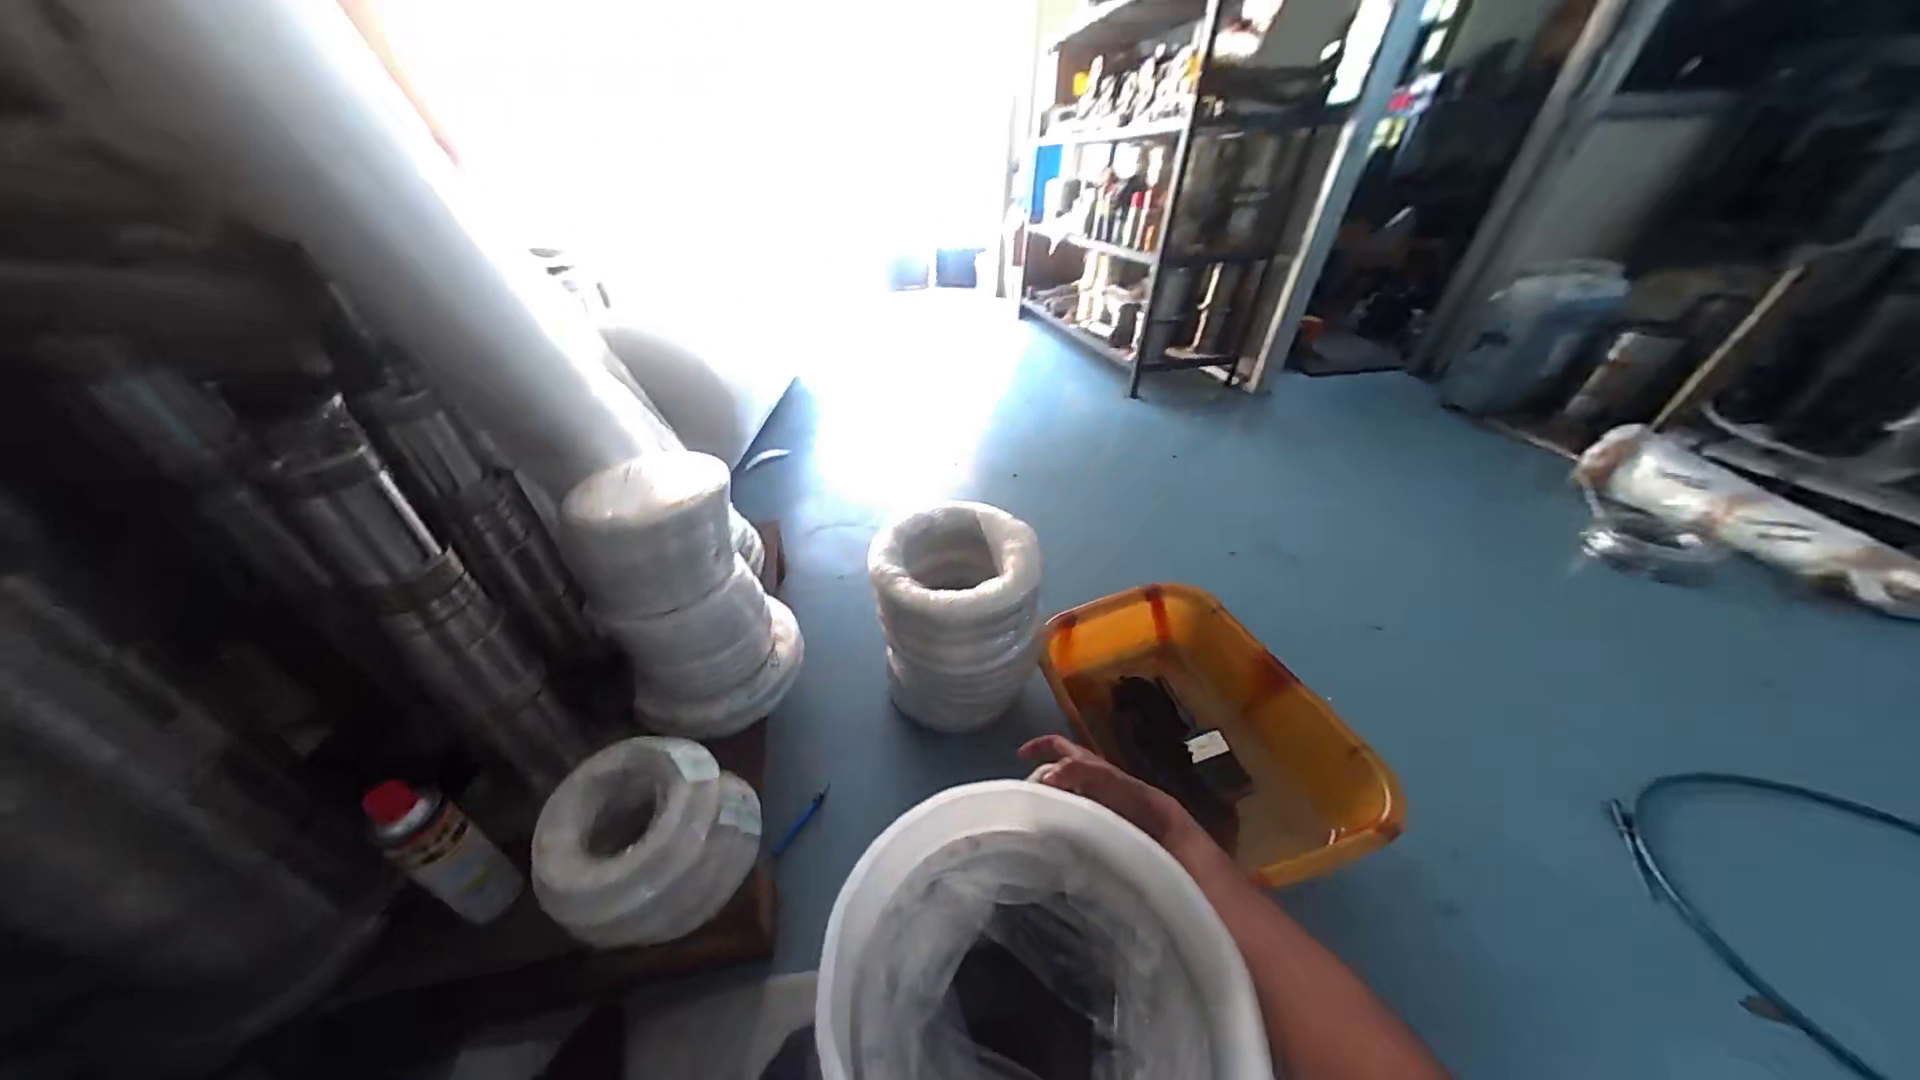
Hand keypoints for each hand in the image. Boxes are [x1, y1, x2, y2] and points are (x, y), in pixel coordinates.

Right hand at [1018, 734, 1193, 847]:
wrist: (1161, 835)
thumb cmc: (1133, 801)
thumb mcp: (1105, 778)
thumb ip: (1077, 771)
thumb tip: (1043, 779)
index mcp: (1087, 764)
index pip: (1058, 746)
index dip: (1039, 746)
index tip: (1018, 755)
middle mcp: (1086, 781)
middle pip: (1054, 774)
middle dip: (1037, 781)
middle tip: (1022, 800)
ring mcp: (1089, 805)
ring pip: (1059, 797)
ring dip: (1043, 804)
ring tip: (1029, 818)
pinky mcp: (1092, 827)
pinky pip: (1065, 820)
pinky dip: (1053, 824)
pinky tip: (1045, 836)